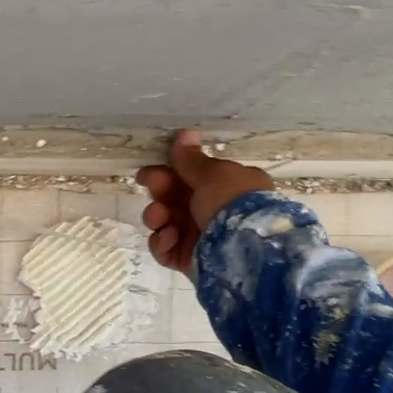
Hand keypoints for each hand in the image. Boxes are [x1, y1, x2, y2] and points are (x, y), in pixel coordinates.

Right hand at [137, 129, 275, 273]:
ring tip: (159, 217)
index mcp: (226, 188)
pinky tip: (170, 237)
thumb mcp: (213, 174)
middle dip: (160, 191)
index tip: (151, 169)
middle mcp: (213, 211)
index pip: (191, 178)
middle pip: (175, 199)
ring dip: (156, 216)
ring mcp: (200, 238)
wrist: (243, 249)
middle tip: (150, 185)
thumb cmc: (232, 203)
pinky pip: (165, 249)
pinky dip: (162, 242)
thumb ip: (191, 159)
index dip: (169, 172)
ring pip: (166, 223)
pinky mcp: (188, 260)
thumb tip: (184, 133)